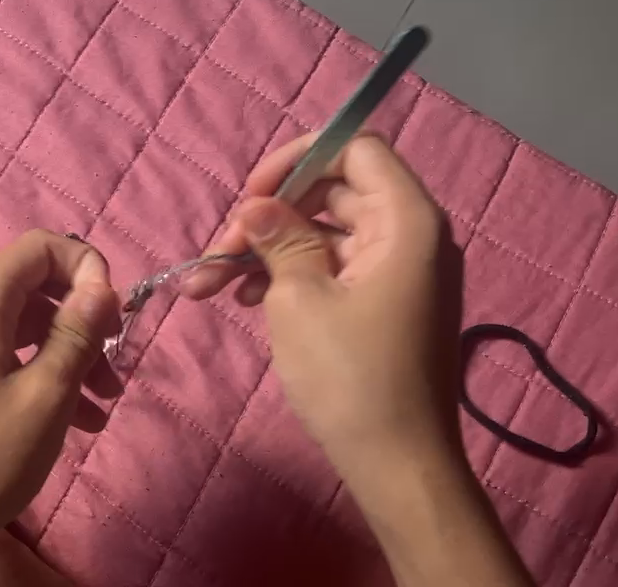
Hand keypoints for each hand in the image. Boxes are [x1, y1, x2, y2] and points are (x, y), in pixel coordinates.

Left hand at [0, 230, 123, 528]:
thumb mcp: (48, 393)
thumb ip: (78, 333)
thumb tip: (101, 286)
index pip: (40, 246)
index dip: (84, 267)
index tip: (112, 314)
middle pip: (36, 282)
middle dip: (82, 315)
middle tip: (114, 360)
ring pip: (27, 321)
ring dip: (70, 350)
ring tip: (105, 401)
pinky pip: (8, 348)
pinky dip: (44, 368)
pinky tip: (81, 417)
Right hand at [180, 132, 461, 474]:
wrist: (396, 467)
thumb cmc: (350, 374)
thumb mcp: (298, 295)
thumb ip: (278, 236)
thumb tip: (257, 205)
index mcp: (405, 223)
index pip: (356, 151)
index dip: (301, 160)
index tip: (254, 193)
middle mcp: (407, 237)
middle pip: (329, 193)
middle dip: (268, 214)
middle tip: (220, 247)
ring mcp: (393, 271)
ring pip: (318, 232)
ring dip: (264, 248)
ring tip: (210, 281)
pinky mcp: (379, 301)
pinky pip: (326, 264)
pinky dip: (283, 272)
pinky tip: (240, 296)